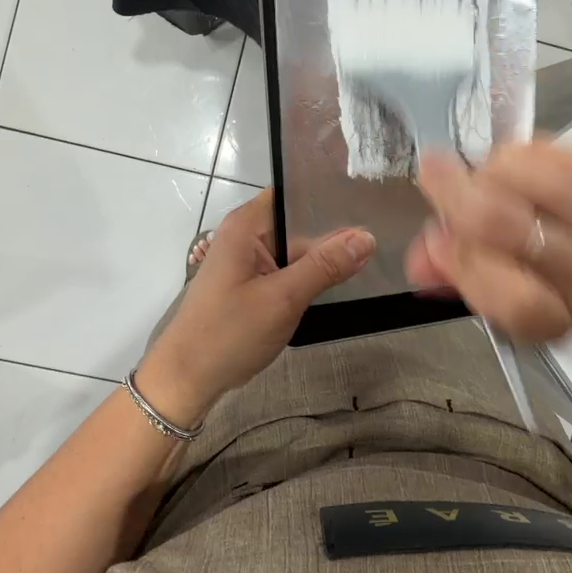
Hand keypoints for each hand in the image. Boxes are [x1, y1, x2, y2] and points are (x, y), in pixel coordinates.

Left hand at [140, 190, 374, 425]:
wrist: (187, 379)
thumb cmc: (228, 333)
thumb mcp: (283, 298)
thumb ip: (325, 266)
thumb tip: (367, 237)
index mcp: (247, 226)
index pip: (293, 192)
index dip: (328, 194)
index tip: (369, 199)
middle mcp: (246, 236)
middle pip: (299, 222)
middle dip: (335, 229)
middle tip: (384, 232)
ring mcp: (249, 262)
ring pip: (297, 249)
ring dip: (325, 255)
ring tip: (374, 253)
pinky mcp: (253, 285)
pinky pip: (288, 270)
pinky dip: (311, 275)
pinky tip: (342, 279)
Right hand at [406, 141, 571, 340]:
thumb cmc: (567, 289)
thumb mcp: (521, 308)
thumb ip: (466, 285)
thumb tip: (419, 262)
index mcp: (566, 310)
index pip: (508, 299)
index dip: (463, 269)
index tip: (439, 244)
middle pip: (497, 222)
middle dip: (451, 198)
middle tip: (432, 178)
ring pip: (509, 174)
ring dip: (481, 177)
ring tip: (485, 187)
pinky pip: (530, 149)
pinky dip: (505, 158)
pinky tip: (510, 173)